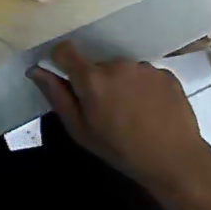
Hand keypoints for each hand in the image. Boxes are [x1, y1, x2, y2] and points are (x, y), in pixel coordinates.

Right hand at [29, 42, 210, 202]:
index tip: (67, 78)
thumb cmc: (121, 150)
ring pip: (123, 70)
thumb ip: (58, 97)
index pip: (65, 51)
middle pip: (97, 65)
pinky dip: (144, 88)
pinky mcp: (165, 73)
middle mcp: (118, 64)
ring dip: (122, 85)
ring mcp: (144, 67)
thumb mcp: (81, 131)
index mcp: (92, 78)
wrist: (173, 158)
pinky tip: (150, 111)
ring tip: (132, 113)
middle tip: (106, 112)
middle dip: (97, 82)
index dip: (62, 61)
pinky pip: (145, 76)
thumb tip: (37, 71)